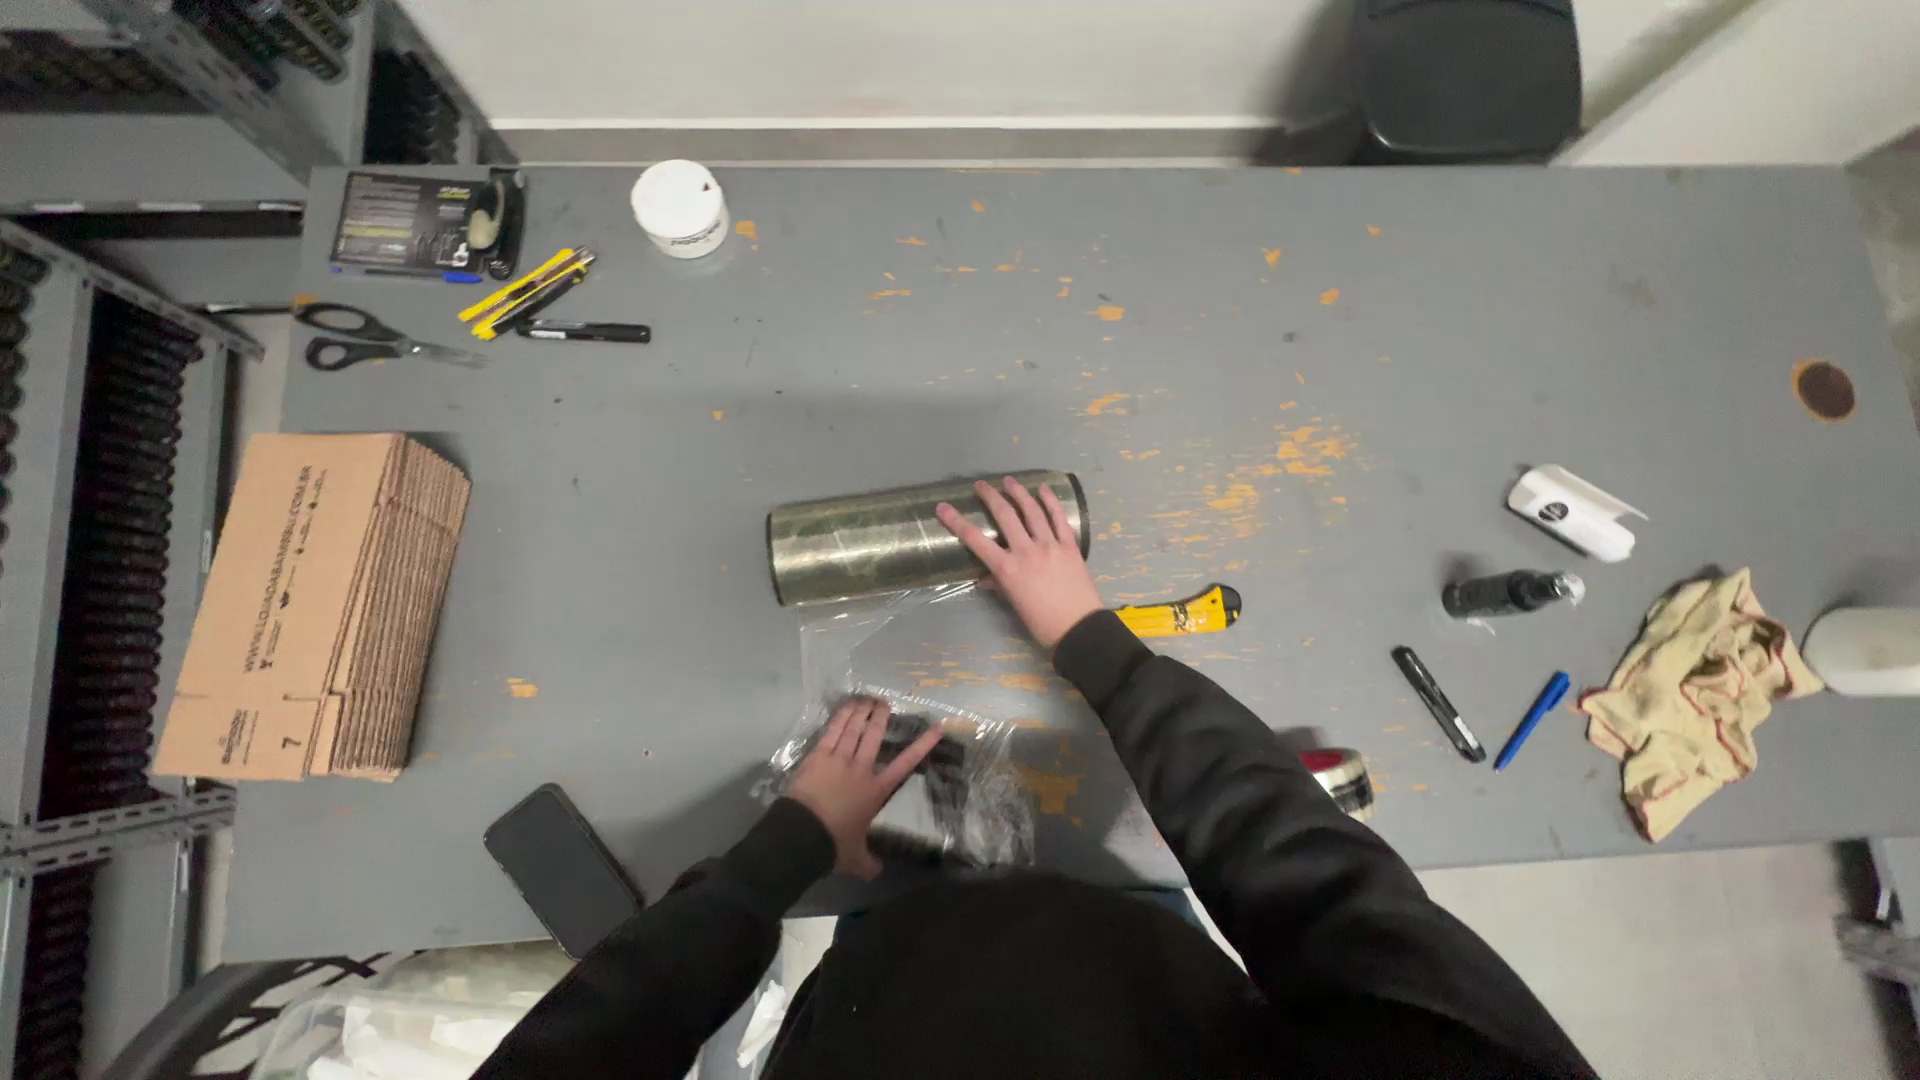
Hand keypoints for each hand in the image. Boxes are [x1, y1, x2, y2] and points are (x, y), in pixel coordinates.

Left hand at [786, 697, 942, 879]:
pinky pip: (832, 730)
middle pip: (875, 735)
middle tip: (885, 703)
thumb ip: (870, 862)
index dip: (923, 745)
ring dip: (861, 711)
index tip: (937, 728)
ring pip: (854, 728)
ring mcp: (839, 759)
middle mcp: (861, 768)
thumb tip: (878, 871)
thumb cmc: (833, 845)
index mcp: (876, 790)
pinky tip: (845, 707)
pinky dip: (840, 716)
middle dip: (881, 716)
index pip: (906, 763)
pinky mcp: (818, 755)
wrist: (802, 834)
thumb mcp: (857, 859)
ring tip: (867, 699)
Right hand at [936, 476, 1104, 649]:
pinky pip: (1059, 519)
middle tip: (981, 485)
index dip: (956, 521)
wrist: (1078, 628)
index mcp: (1007, 569)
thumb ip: (1000, 585)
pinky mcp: (1069, 546)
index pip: (976, 540)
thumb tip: (986, 578)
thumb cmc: (1042, 622)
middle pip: (1004, 515)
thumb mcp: (1014, 605)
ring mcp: (1049, 545)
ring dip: (1019, 493)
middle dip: (990, 496)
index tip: (943, 507)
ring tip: (1009, 481)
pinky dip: (1051, 501)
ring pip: (1032, 511)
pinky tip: (1044, 489)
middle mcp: (1026, 551)